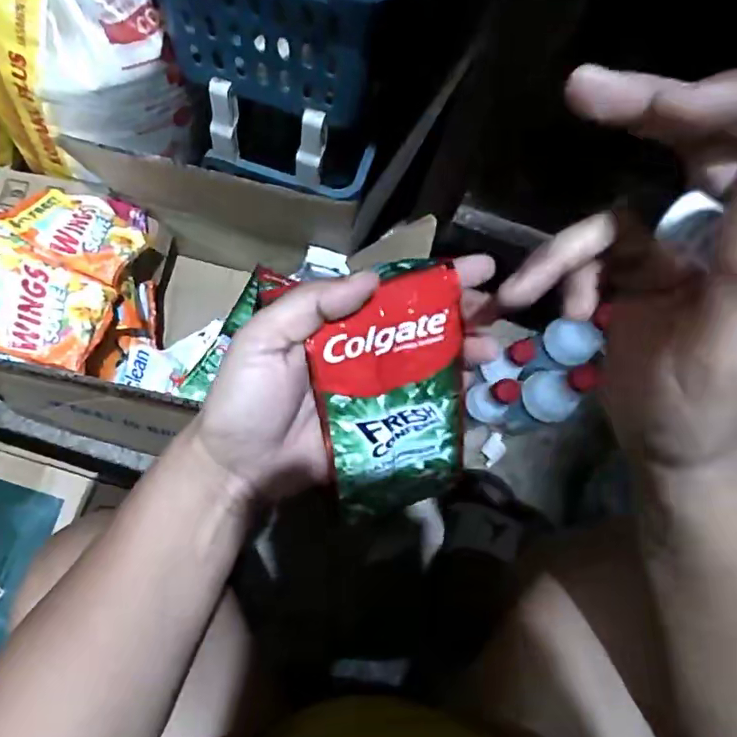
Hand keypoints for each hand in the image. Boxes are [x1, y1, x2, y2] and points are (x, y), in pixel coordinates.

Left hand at [193, 256, 496, 503]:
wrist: (238, 467)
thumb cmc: (245, 398)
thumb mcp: (263, 340)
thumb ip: (311, 304)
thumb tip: (372, 280)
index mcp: (331, 327)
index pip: (387, 296)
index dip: (431, 281)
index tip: (477, 269)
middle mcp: (356, 355)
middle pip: (415, 329)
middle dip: (459, 316)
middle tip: (498, 309)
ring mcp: (370, 394)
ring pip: (424, 366)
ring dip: (461, 354)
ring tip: (491, 349)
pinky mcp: (377, 431)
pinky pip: (417, 411)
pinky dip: (448, 401)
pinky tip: (474, 391)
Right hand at [495, 65, 736, 472]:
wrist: (668, 454)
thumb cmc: (708, 412)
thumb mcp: (734, 342)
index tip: (661, 107)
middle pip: (716, 129)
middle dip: (648, 109)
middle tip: (584, 90)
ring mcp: (687, 242)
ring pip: (632, 192)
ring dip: (568, 242)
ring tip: (524, 289)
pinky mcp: (639, 265)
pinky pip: (591, 246)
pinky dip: (558, 277)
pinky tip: (543, 315)